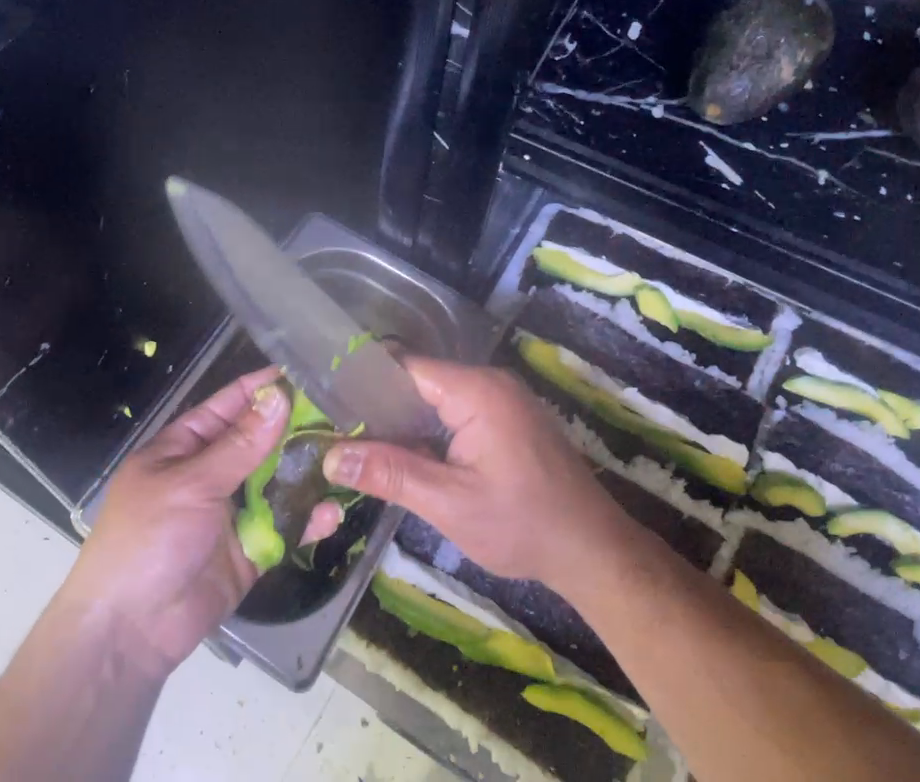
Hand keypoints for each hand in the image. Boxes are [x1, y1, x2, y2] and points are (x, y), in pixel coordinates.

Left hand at [63, 368, 340, 675]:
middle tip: (342, 416)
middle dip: (294, 432)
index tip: (302, 373)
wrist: (131, 628)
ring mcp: (229, 516)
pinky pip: (282, 529)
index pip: (225, 407)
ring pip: (275, 486)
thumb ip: (240, 445)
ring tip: (346, 458)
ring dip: (306, 475)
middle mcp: (207, 476)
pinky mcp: (248, 553)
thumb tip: (278, 397)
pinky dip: (306, 521)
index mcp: (181, 449)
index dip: (260, 390)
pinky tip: (332, 512)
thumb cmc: (148, 538)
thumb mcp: (191, 483)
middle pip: (258, 445)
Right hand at [322, 357, 631, 589]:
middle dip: (379, 407)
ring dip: (403, 423)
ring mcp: (503, 401)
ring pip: (435, 399)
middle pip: (419, 381)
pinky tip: (405, 458)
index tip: (327, 406)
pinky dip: (428, 431)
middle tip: (336, 435)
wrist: (593, 551)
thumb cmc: (522, 525)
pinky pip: (456, 413)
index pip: (405, 367)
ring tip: (358, 447)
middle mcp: (490, 383)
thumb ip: (389, 473)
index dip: (364, 384)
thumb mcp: (448, 503)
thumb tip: (330, 457)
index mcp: (477, 391)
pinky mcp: (508, 421)